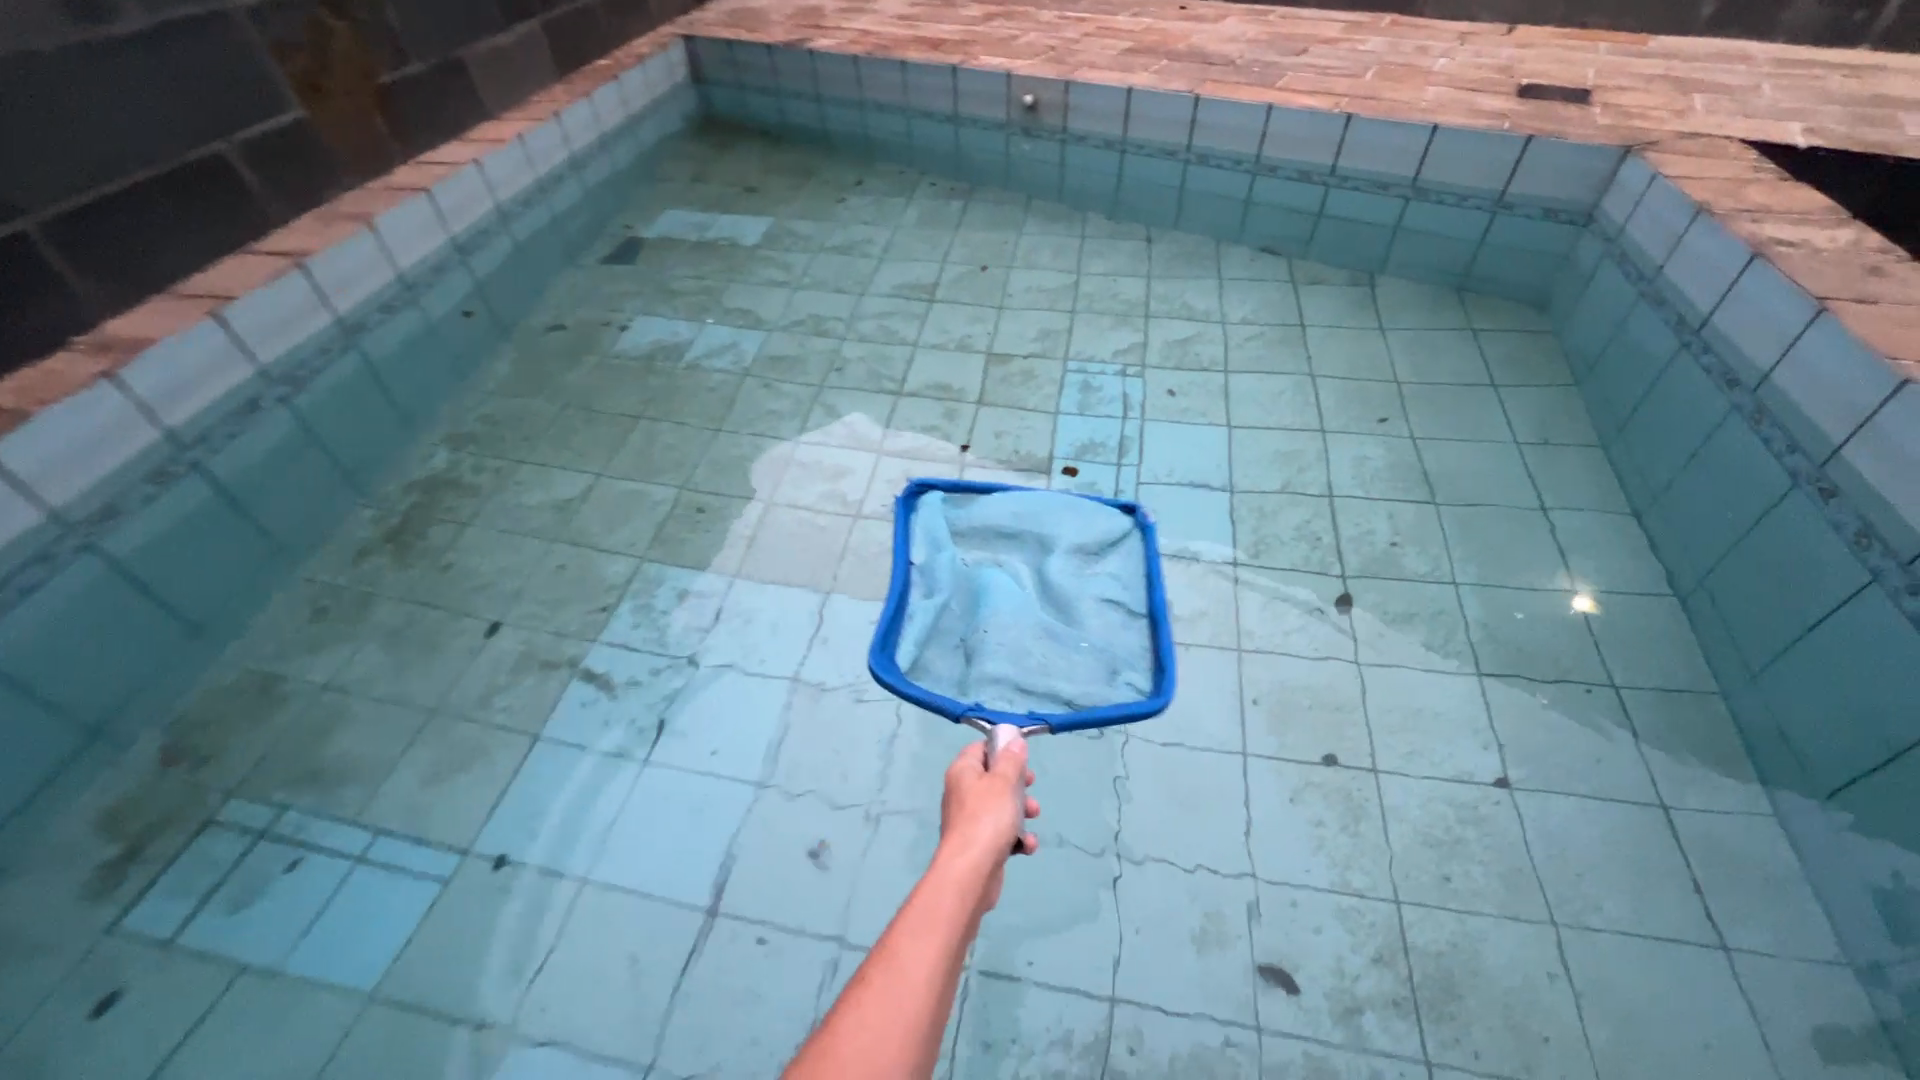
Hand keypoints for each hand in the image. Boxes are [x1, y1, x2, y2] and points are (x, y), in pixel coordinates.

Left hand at [936, 737, 1040, 913]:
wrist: (971, 872)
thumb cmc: (987, 819)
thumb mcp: (1004, 782)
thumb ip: (1012, 759)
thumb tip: (1014, 741)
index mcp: (963, 771)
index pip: (980, 749)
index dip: (1001, 749)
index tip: (1022, 757)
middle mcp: (963, 792)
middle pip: (994, 778)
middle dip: (1018, 783)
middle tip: (1031, 785)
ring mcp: (970, 819)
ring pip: (1002, 806)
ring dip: (1021, 811)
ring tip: (1033, 816)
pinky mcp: (980, 843)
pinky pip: (1002, 833)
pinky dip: (1016, 837)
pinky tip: (1026, 845)